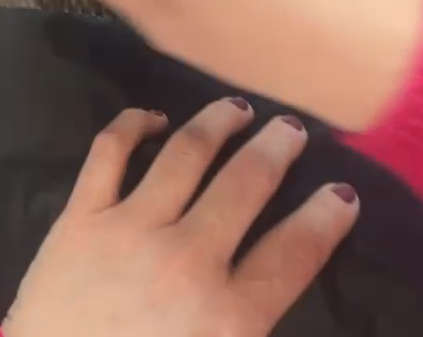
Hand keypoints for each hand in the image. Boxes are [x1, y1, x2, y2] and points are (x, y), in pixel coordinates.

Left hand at [3, 102, 358, 336]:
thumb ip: (247, 332)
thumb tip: (268, 304)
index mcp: (228, 318)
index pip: (292, 256)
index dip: (323, 220)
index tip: (341, 193)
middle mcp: (187, 259)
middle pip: (244, 187)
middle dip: (275, 151)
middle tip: (290, 128)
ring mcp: (130, 227)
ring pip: (185, 155)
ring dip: (216, 124)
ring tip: (236, 107)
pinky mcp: (81, 215)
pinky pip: (110, 152)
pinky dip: (133, 124)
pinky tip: (153, 117)